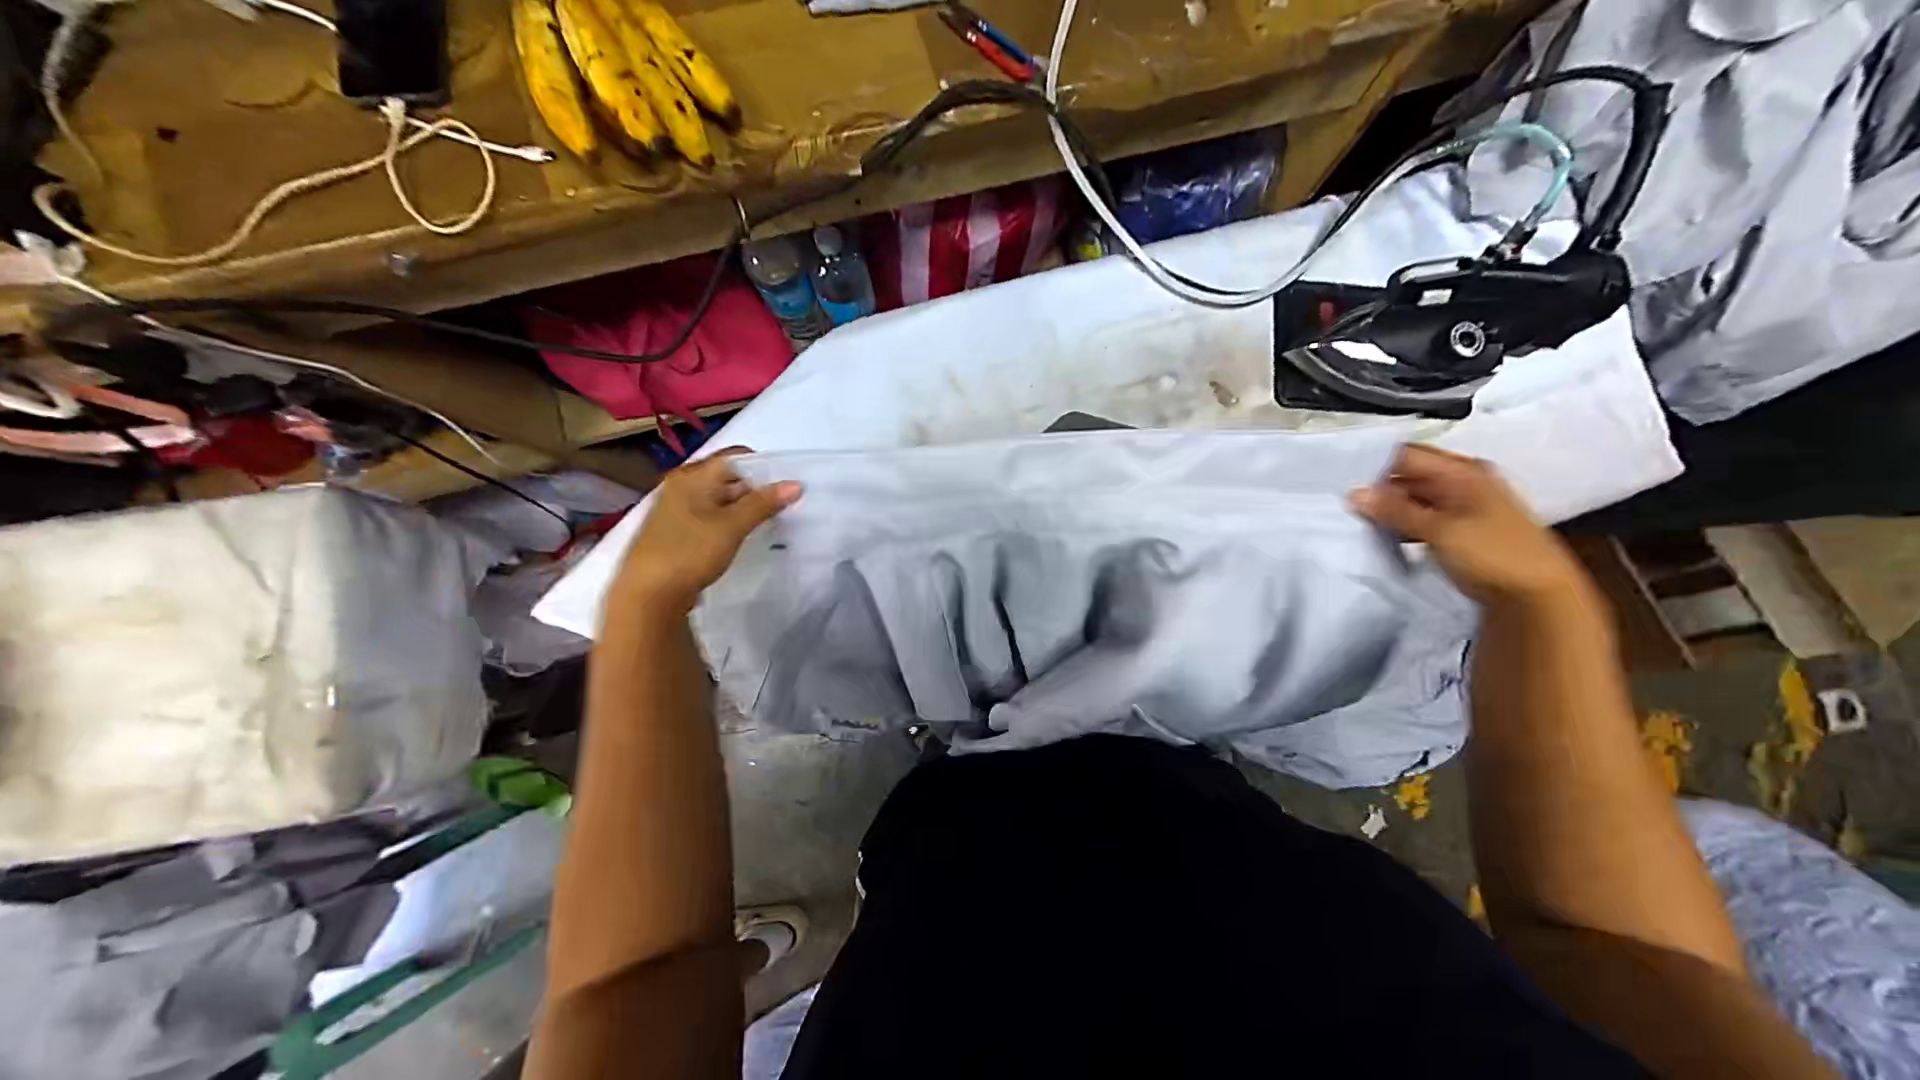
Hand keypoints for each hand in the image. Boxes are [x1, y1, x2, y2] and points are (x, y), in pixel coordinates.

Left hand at [611, 447, 802, 616]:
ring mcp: (678, 507)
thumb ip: (764, 503)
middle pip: (728, 476)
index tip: (784, 489)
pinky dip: (729, 520)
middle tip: (779, 508)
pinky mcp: (679, 529)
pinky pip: (711, 514)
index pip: (736, 457)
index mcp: (692, 475)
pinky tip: (741, 536)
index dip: (763, 469)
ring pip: (721, 497)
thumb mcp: (733, 526)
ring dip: (743, 507)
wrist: (650, 593)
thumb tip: (796, 484)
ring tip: (765, 523)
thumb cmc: (691, 552)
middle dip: (755, 490)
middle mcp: (682, 484)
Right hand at [1349, 444, 1585, 607]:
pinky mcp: (1462, 529)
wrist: (1538, 596)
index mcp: (1463, 471)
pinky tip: (1383, 535)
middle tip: (1344, 502)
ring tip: (1357, 519)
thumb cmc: (1493, 554)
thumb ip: (1395, 510)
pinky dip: (1402, 523)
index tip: (1341, 478)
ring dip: (1389, 508)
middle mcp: (1465, 481)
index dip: (1374, 464)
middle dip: (1378, 487)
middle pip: (1410, 475)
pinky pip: (1422, 517)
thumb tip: (1354, 493)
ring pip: (1414, 497)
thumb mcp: (1439, 530)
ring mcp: (1465, 506)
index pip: (1407, 455)